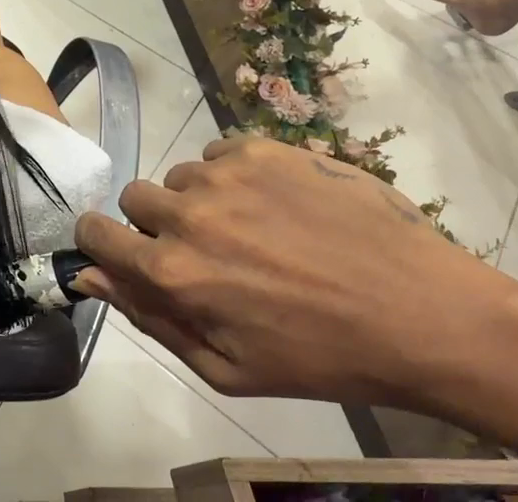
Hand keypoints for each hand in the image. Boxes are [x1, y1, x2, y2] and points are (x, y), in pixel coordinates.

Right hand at [72, 133, 517, 406]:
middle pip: (135, 198)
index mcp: (172, 272)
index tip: (132, 254)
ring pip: (181, 176)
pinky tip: (280, 206)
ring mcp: (226, 174)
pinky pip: (220, 153)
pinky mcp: (264, 149)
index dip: (105, 243)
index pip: (94, 232)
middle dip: (158, 223)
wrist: (428, 317)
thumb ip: (150, 318)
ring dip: (202, 200)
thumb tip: (90, 276)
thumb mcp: (228, 369)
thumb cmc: (324, 358)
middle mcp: (187, 214)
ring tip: (258, 231)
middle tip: (211, 251)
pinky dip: (236, 176)